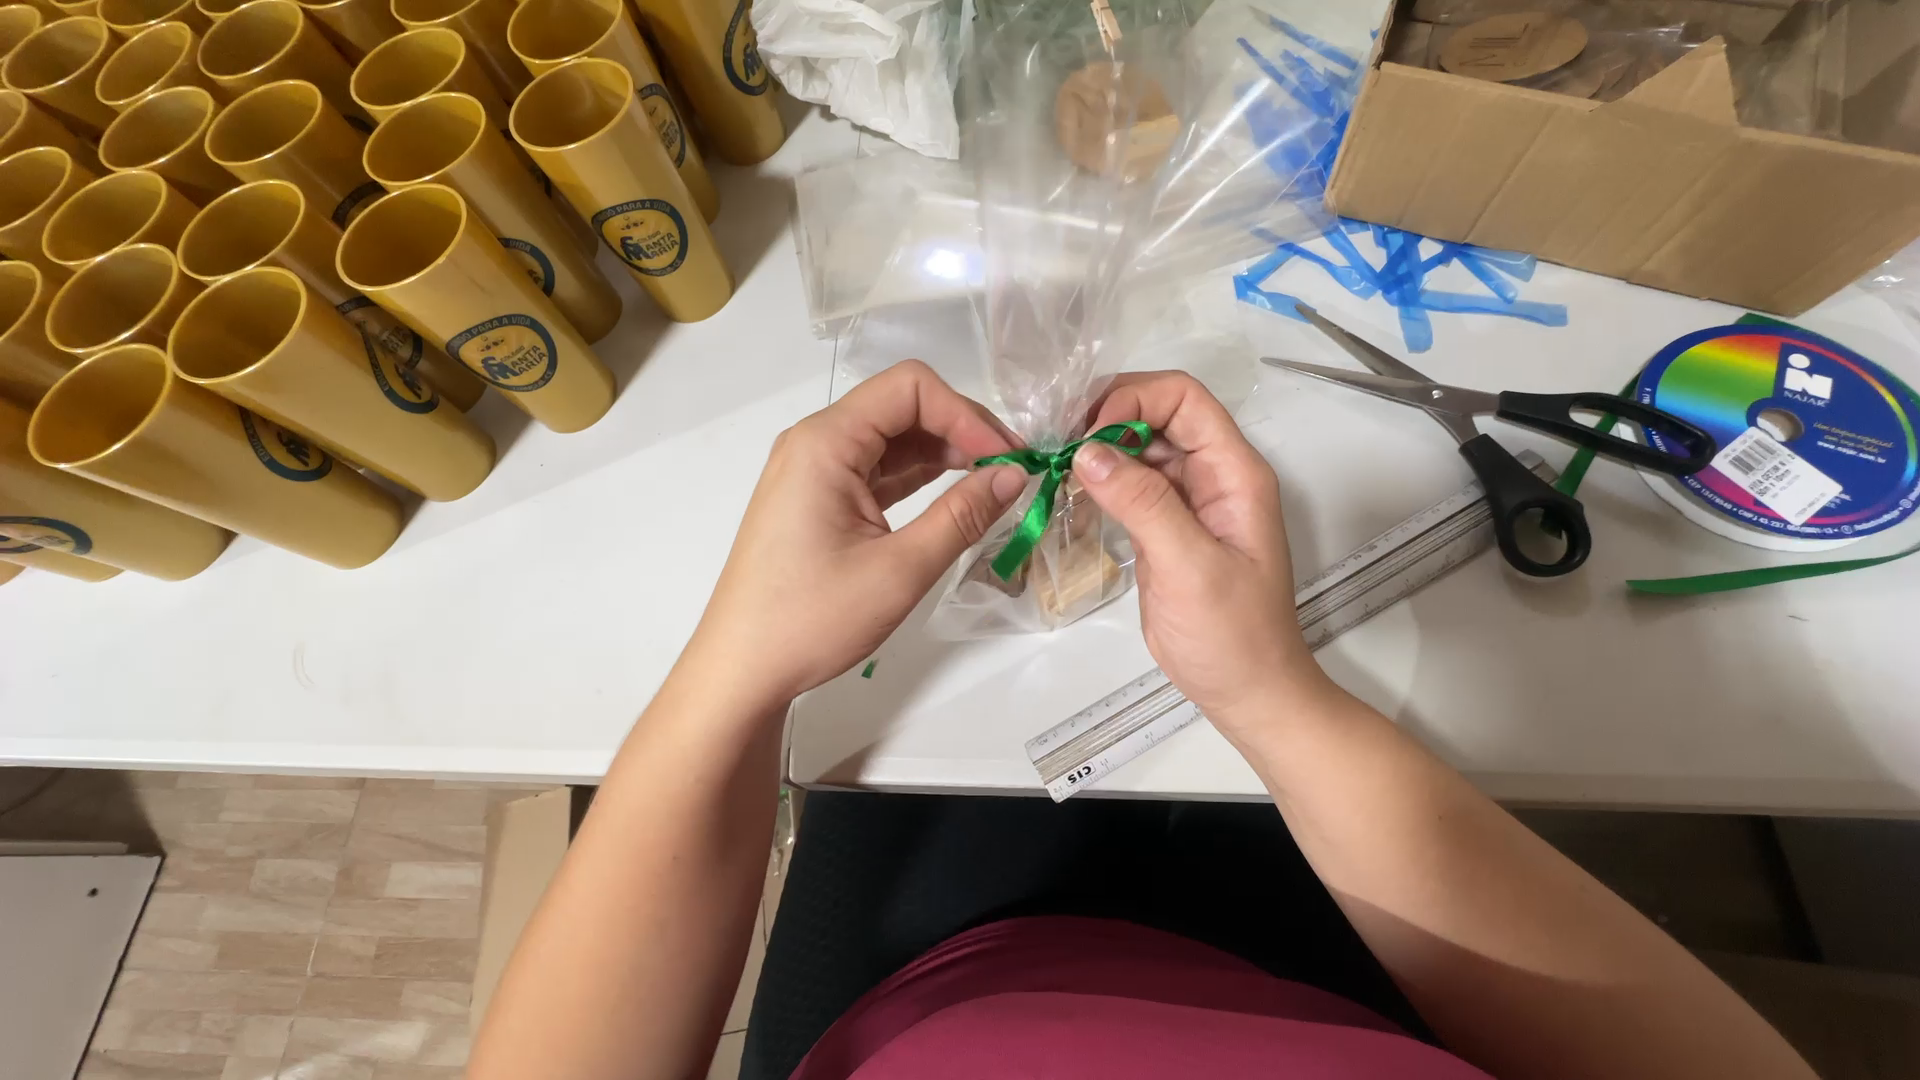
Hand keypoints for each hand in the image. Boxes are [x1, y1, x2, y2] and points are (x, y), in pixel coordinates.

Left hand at [687, 360, 1027, 703]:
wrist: (743, 669)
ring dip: (943, 454)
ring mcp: (813, 471)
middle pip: (901, 406)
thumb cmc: (812, 619)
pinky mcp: (817, 498)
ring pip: (891, 439)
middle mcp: (815, 443)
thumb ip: (961, 515)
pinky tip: (954, 496)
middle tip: (1012, 470)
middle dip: (961, 430)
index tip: (1008, 459)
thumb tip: (1014, 475)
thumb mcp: (899, 569)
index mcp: (825, 443)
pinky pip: (876, 470)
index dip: (967, 415)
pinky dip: (917, 478)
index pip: (909, 388)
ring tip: (993, 484)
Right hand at [1073, 372, 1333, 739]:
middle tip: (1058, 448)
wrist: (1245, 689)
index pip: (1184, 398)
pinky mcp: (1161, 527)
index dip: (1133, 400)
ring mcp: (1184, 501)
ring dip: (1096, 451)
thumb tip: (1086, 452)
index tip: (1087, 435)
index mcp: (1232, 472)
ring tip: (1055, 467)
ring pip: (1136, 449)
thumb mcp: (1190, 566)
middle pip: (1156, 415)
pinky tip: (1068, 494)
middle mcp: (1209, 476)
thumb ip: (1142, 504)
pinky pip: (1127, 486)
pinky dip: (1097, 482)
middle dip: (1105, 420)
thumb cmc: (1232, 633)